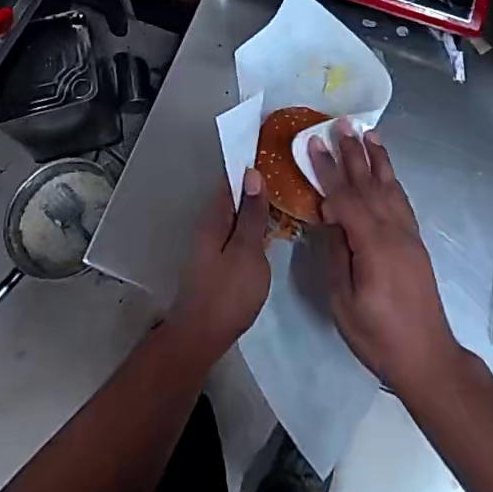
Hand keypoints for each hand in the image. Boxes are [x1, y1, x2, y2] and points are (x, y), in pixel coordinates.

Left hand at [167, 168, 270, 361]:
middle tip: (290, 178)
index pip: (231, 180)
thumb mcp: (246, 250)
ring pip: (237, 217)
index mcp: (214, 218)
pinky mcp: (219, 262)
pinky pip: (238, 234)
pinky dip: (255, 228)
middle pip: (235, 198)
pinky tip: (272, 233)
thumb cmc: (227, 292)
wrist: (202, 336)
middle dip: (258, 187)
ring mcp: (213, 245)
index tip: (275, 155)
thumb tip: (252, 174)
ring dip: (257, 209)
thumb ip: (252, 215)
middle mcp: (210, 226)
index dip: (250, 167)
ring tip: (287, 201)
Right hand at [312, 124, 462, 394]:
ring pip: (390, 188)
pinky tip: (386, 173)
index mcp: (373, 244)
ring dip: (377, 159)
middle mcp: (394, 232)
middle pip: (369, 184)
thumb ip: (337, 255)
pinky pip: (401, 202)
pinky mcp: (415, 244)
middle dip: (353, 152)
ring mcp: (408, 236)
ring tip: (369, 134)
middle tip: (342, 123)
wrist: (428, 359)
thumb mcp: (344, 301)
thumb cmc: (378, 336)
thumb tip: (328, 218)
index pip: (345, 197)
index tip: (314, 142)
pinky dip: (392, 181)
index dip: (328, 169)